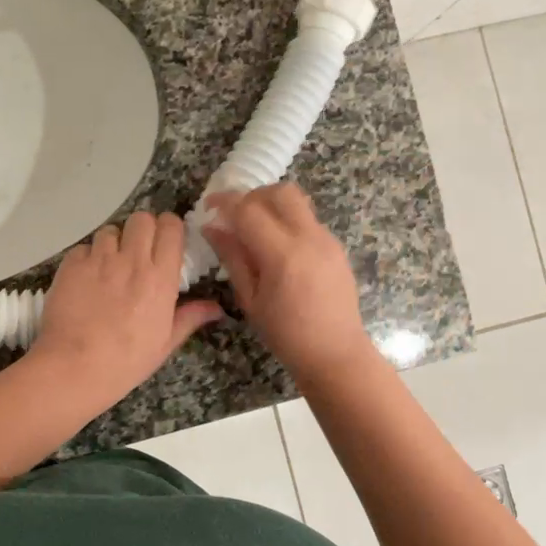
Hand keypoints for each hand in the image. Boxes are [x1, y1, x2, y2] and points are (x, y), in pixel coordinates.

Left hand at [27, 212, 223, 404]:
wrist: (75, 367)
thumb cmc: (126, 361)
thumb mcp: (164, 344)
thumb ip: (189, 318)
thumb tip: (216, 308)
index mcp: (160, 278)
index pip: (171, 227)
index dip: (169, 229)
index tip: (165, 243)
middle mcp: (131, 260)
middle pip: (141, 219)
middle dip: (142, 230)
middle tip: (137, 251)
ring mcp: (98, 260)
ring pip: (110, 230)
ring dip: (112, 243)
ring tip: (108, 267)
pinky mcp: (71, 265)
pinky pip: (82, 248)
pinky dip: (85, 258)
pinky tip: (84, 280)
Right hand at [203, 184, 370, 379]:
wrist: (335, 353)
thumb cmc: (286, 334)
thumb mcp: (250, 300)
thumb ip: (232, 258)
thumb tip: (212, 228)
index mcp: (283, 255)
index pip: (249, 211)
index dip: (225, 202)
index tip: (209, 205)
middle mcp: (309, 238)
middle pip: (280, 192)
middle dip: (253, 195)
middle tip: (235, 214)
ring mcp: (328, 240)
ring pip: (298, 202)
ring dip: (272, 206)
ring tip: (255, 230)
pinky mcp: (337, 247)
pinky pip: (308, 220)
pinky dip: (288, 222)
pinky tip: (277, 249)